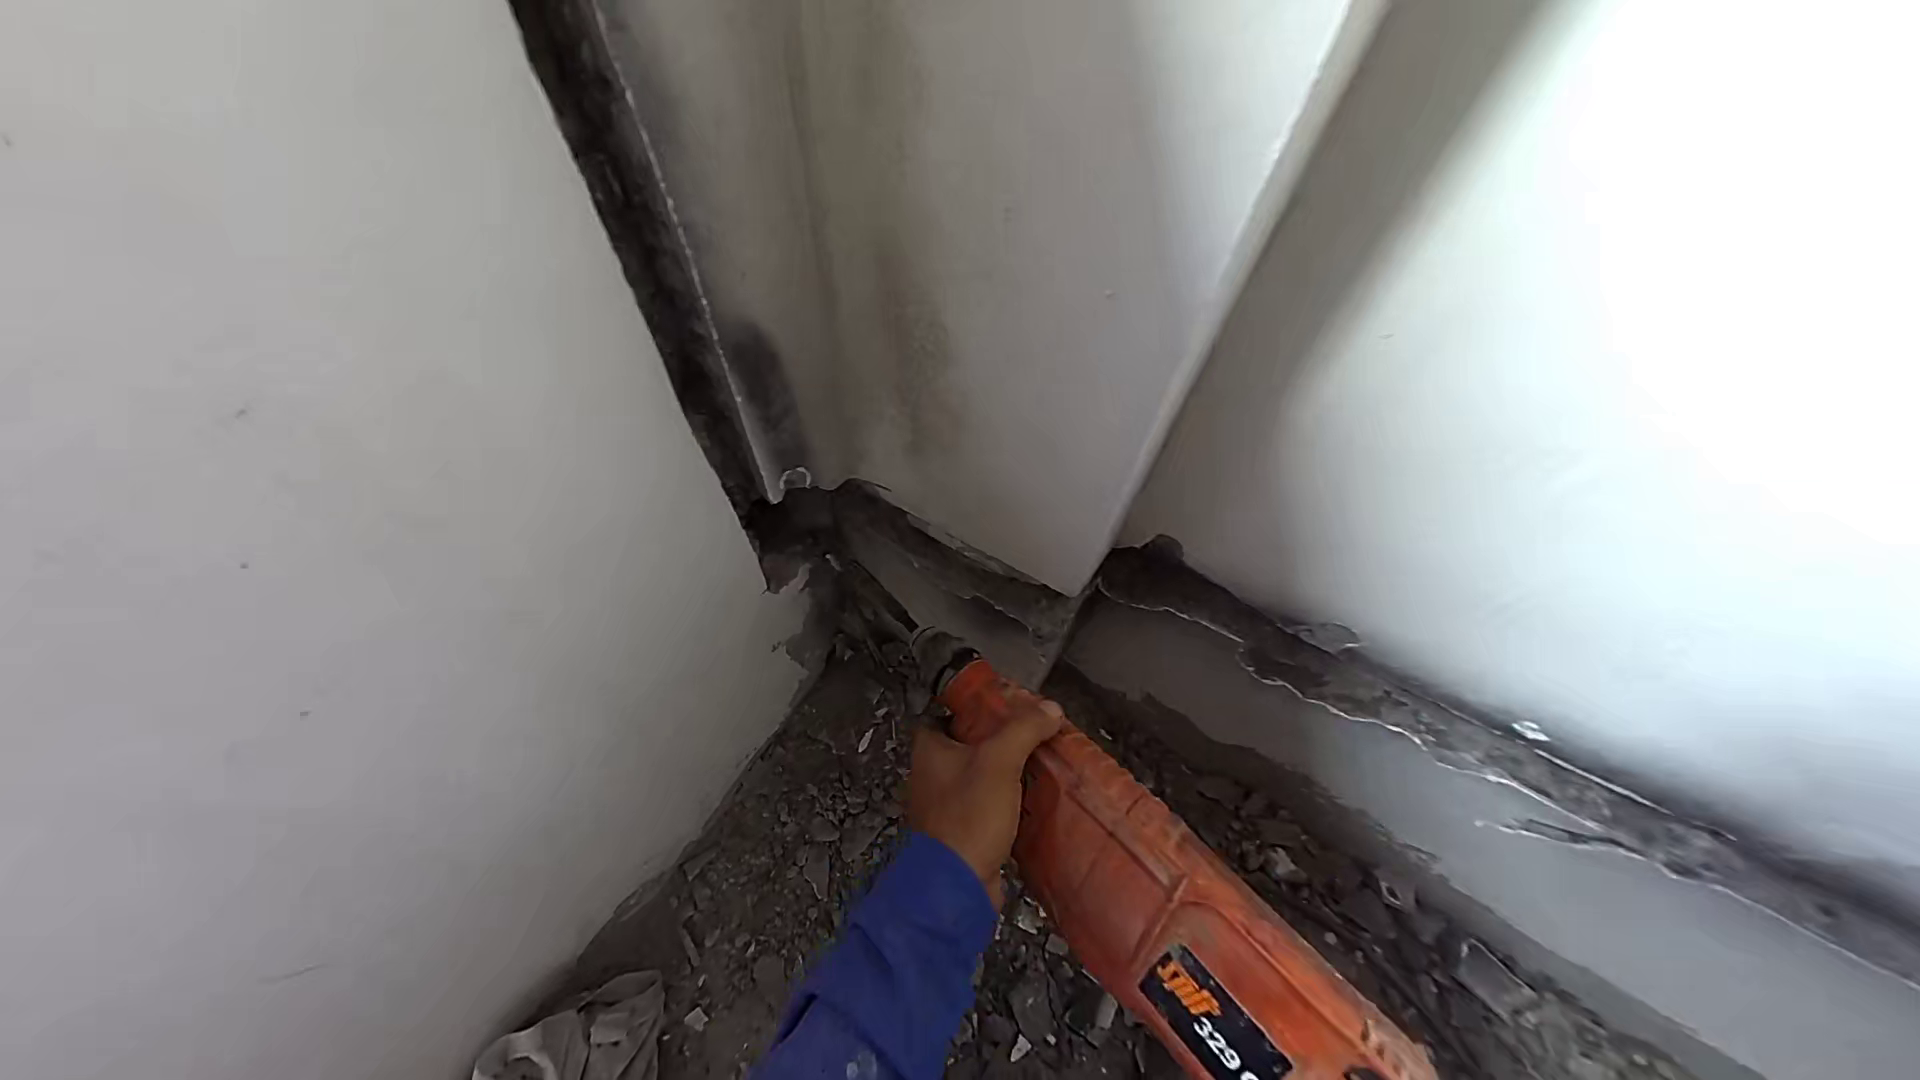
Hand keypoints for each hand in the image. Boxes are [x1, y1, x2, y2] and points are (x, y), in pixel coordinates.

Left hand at [906, 689, 1066, 908]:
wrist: (957, 887)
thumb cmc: (969, 815)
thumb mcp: (999, 761)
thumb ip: (1024, 729)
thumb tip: (1050, 708)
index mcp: (929, 748)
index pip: (949, 711)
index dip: (977, 704)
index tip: (1006, 703)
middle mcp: (931, 772)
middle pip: (969, 742)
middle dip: (1000, 738)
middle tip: (1030, 732)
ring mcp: (945, 804)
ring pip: (980, 774)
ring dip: (1007, 769)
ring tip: (1039, 760)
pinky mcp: (962, 830)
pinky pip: (987, 803)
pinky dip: (1007, 798)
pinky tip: (1032, 795)